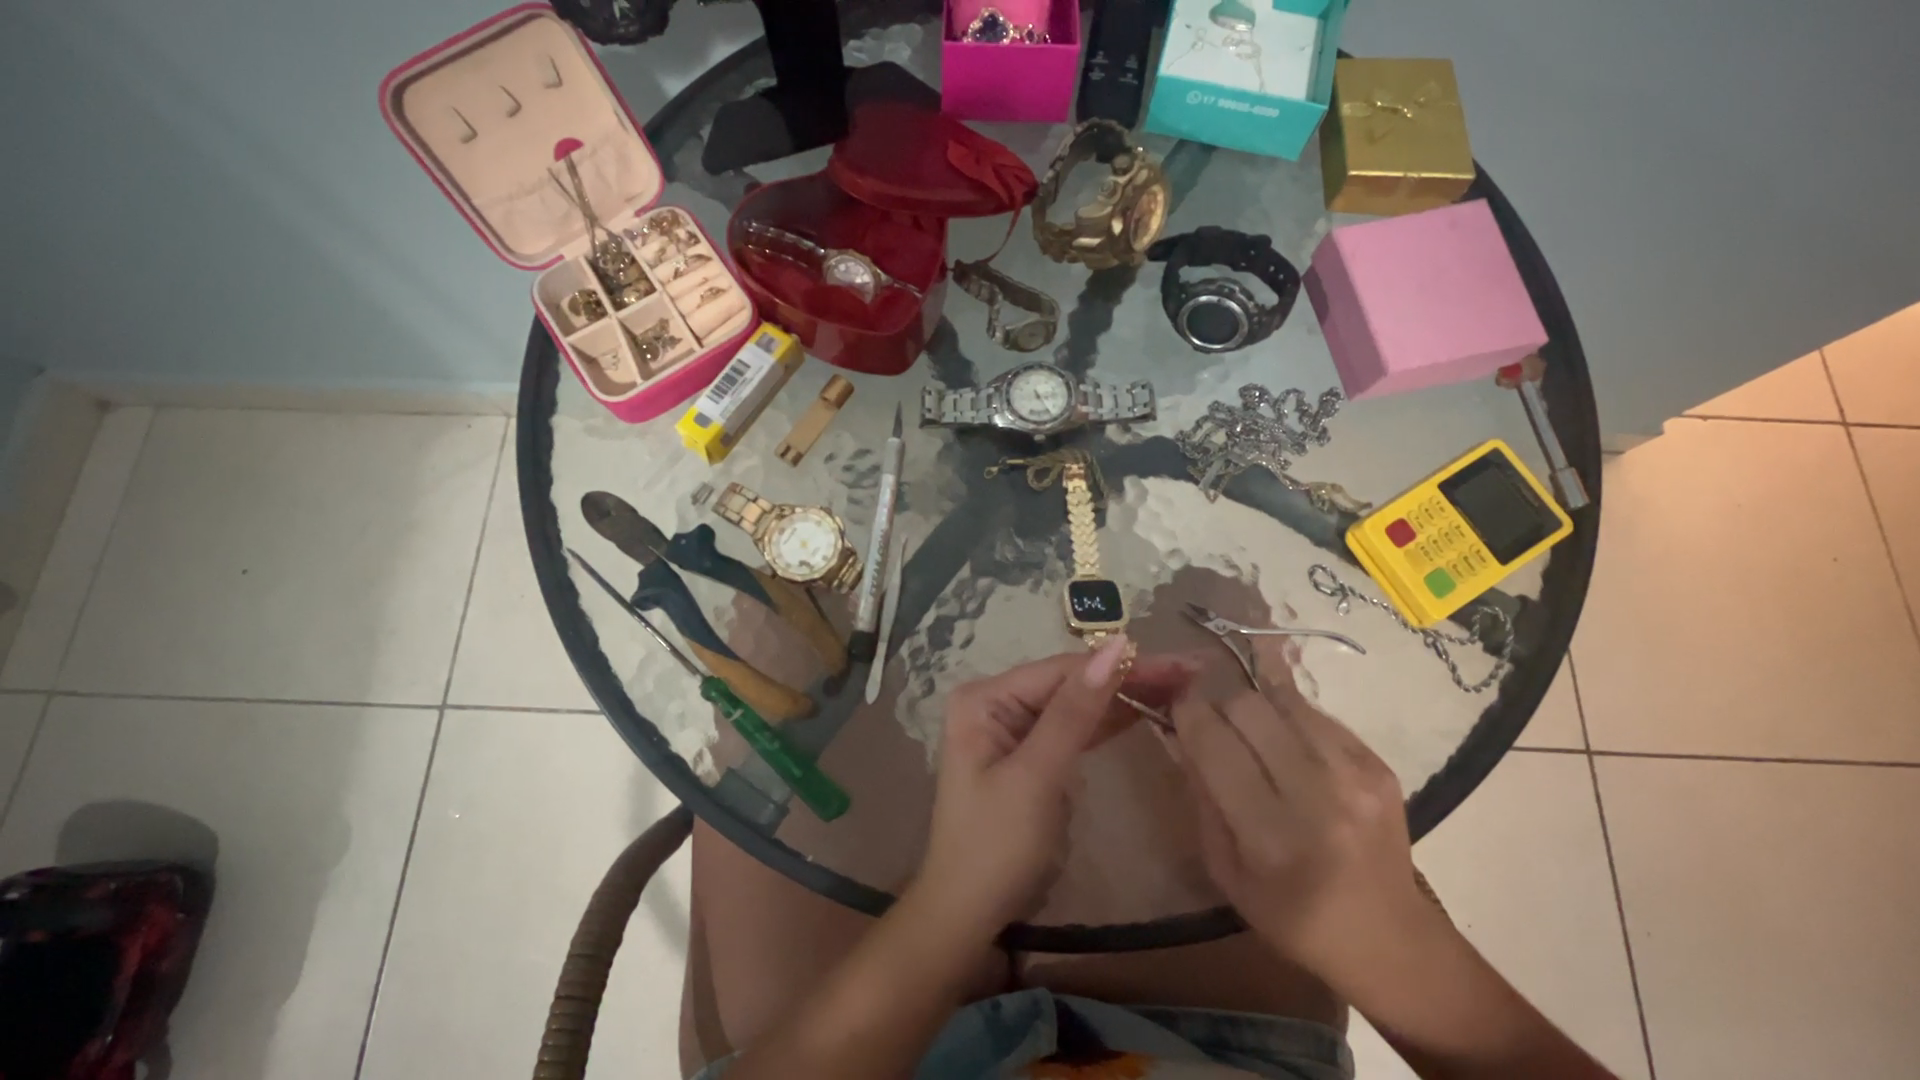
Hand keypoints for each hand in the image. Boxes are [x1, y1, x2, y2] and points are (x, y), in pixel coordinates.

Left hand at [915, 637, 1195, 936]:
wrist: (970, 913)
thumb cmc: (997, 845)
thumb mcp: (1037, 776)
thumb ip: (1075, 712)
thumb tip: (1116, 646)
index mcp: (986, 699)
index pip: (1064, 670)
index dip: (1123, 664)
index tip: (1182, 662)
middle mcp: (998, 704)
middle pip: (1073, 682)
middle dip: (1131, 676)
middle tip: (1194, 670)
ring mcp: (1016, 731)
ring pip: (1080, 704)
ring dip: (1128, 697)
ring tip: (1184, 684)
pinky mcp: (1034, 758)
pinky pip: (1077, 730)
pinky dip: (1112, 723)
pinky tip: (1150, 709)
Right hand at [1174, 687, 1434, 983]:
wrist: (1389, 937)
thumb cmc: (1293, 917)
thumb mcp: (1226, 873)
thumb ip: (1203, 800)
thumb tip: (1184, 737)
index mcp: (1273, 836)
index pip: (1216, 746)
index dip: (1189, 716)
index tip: (1176, 709)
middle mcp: (1319, 795)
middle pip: (1250, 708)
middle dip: (1219, 704)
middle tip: (1210, 717)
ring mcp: (1356, 774)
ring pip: (1285, 699)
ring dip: (1255, 703)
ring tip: (1245, 721)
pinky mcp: (1379, 763)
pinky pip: (1318, 713)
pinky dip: (1290, 715)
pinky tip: (1282, 734)